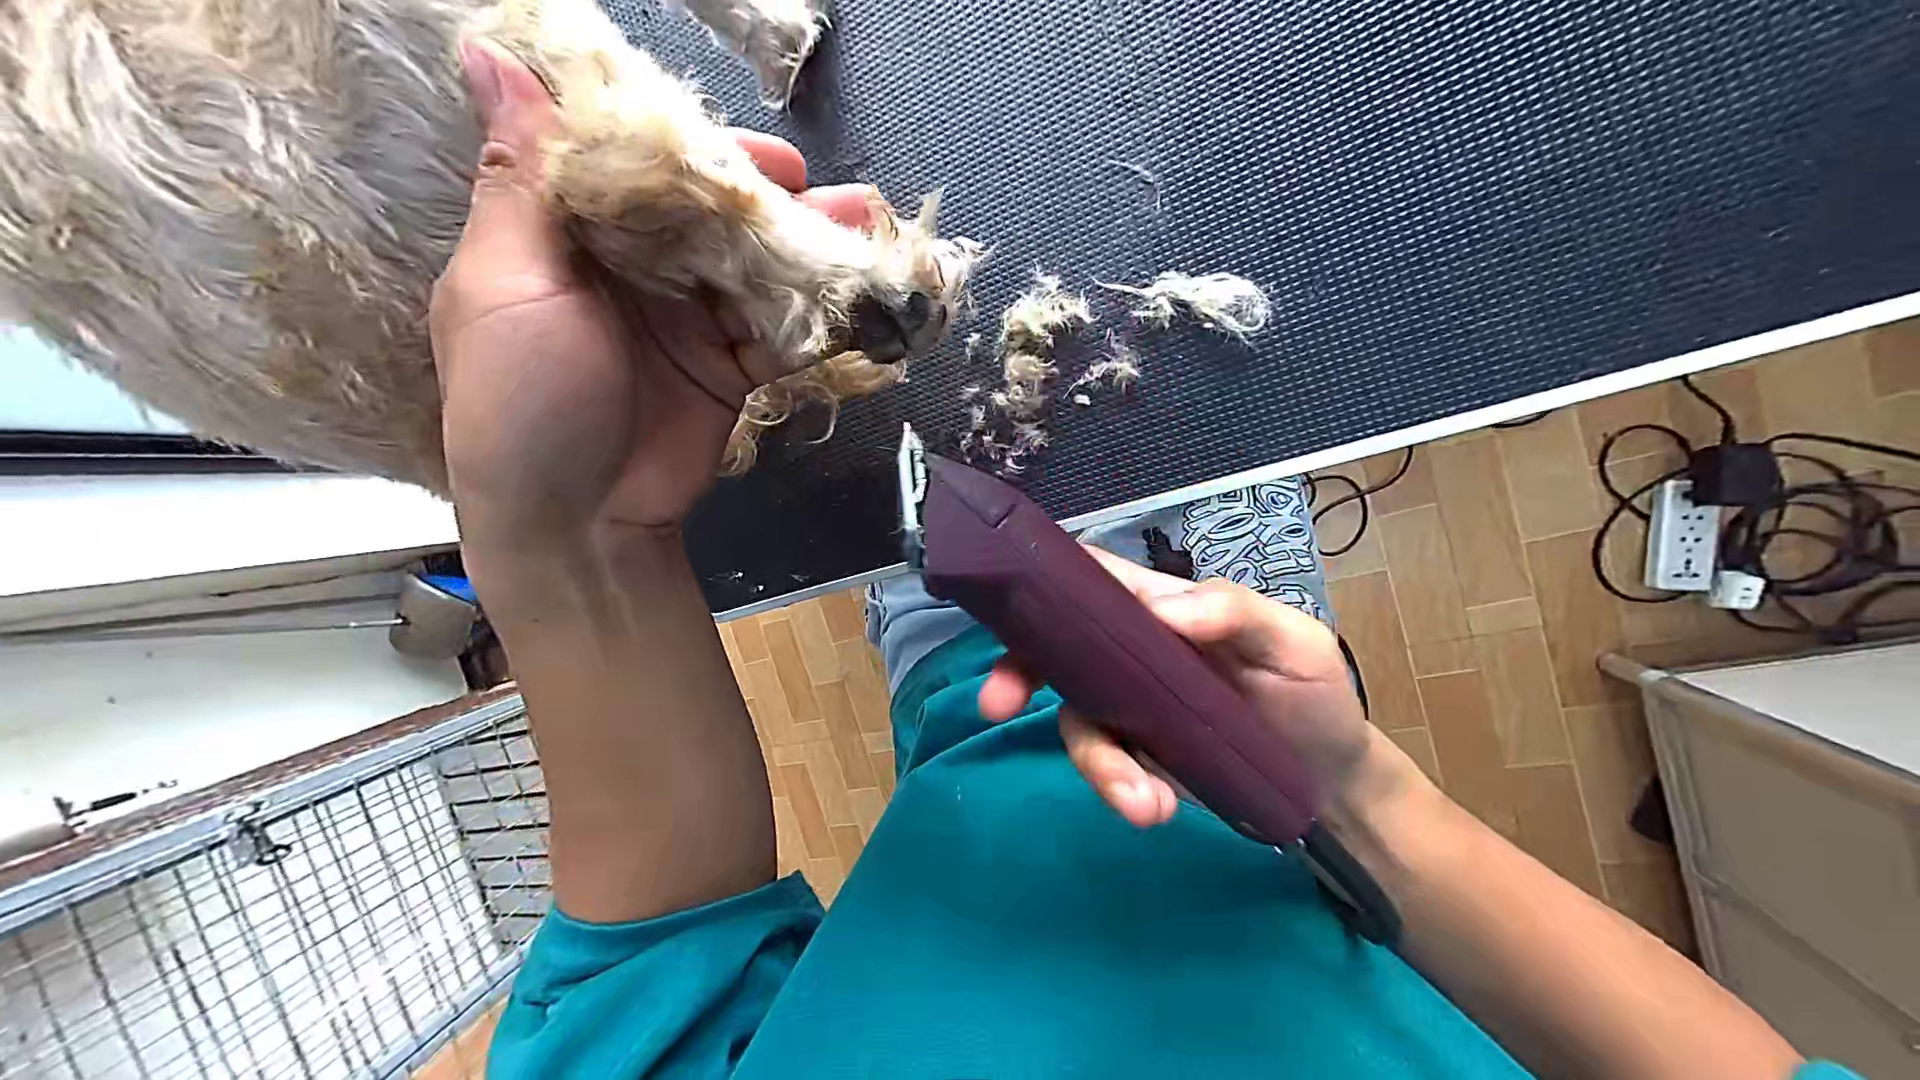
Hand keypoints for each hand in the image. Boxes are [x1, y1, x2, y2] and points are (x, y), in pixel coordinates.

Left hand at [429, 40, 875, 549]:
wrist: (580, 523)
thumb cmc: (523, 405)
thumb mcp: (505, 288)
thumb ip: (522, 183)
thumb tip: (492, 55)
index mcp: (570, 237)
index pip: (638, 167)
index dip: (694, 147)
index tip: (752, 149)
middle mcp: (636, 272)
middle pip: (709, 215)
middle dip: (764, 200)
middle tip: (818, 191)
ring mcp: (690, 323)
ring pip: (753, 270)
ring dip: (805, 251)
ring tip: (859, 230)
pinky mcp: (730, 369)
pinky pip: (778, 333)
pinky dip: (814, 318)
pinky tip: (853, 301)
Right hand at [978, 546, 1425, 827]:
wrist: (1330, 785)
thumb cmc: (1312, 695)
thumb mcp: (1294, 642)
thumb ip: (1235, 611)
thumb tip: (1159, 610)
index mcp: (1160, 606)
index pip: (1091, 579)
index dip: (1042, 580)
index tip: (1003, 599)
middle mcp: (1130, 650)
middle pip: (1056, 647)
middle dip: (1017, 670)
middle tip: (996, 702)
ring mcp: (1128, 704)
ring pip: (1076, 716)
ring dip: (1094, 760)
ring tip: (1142, 801)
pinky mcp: (1136, 753)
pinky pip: (1105, 762)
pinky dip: (1118, 786)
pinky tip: (1154, 806)